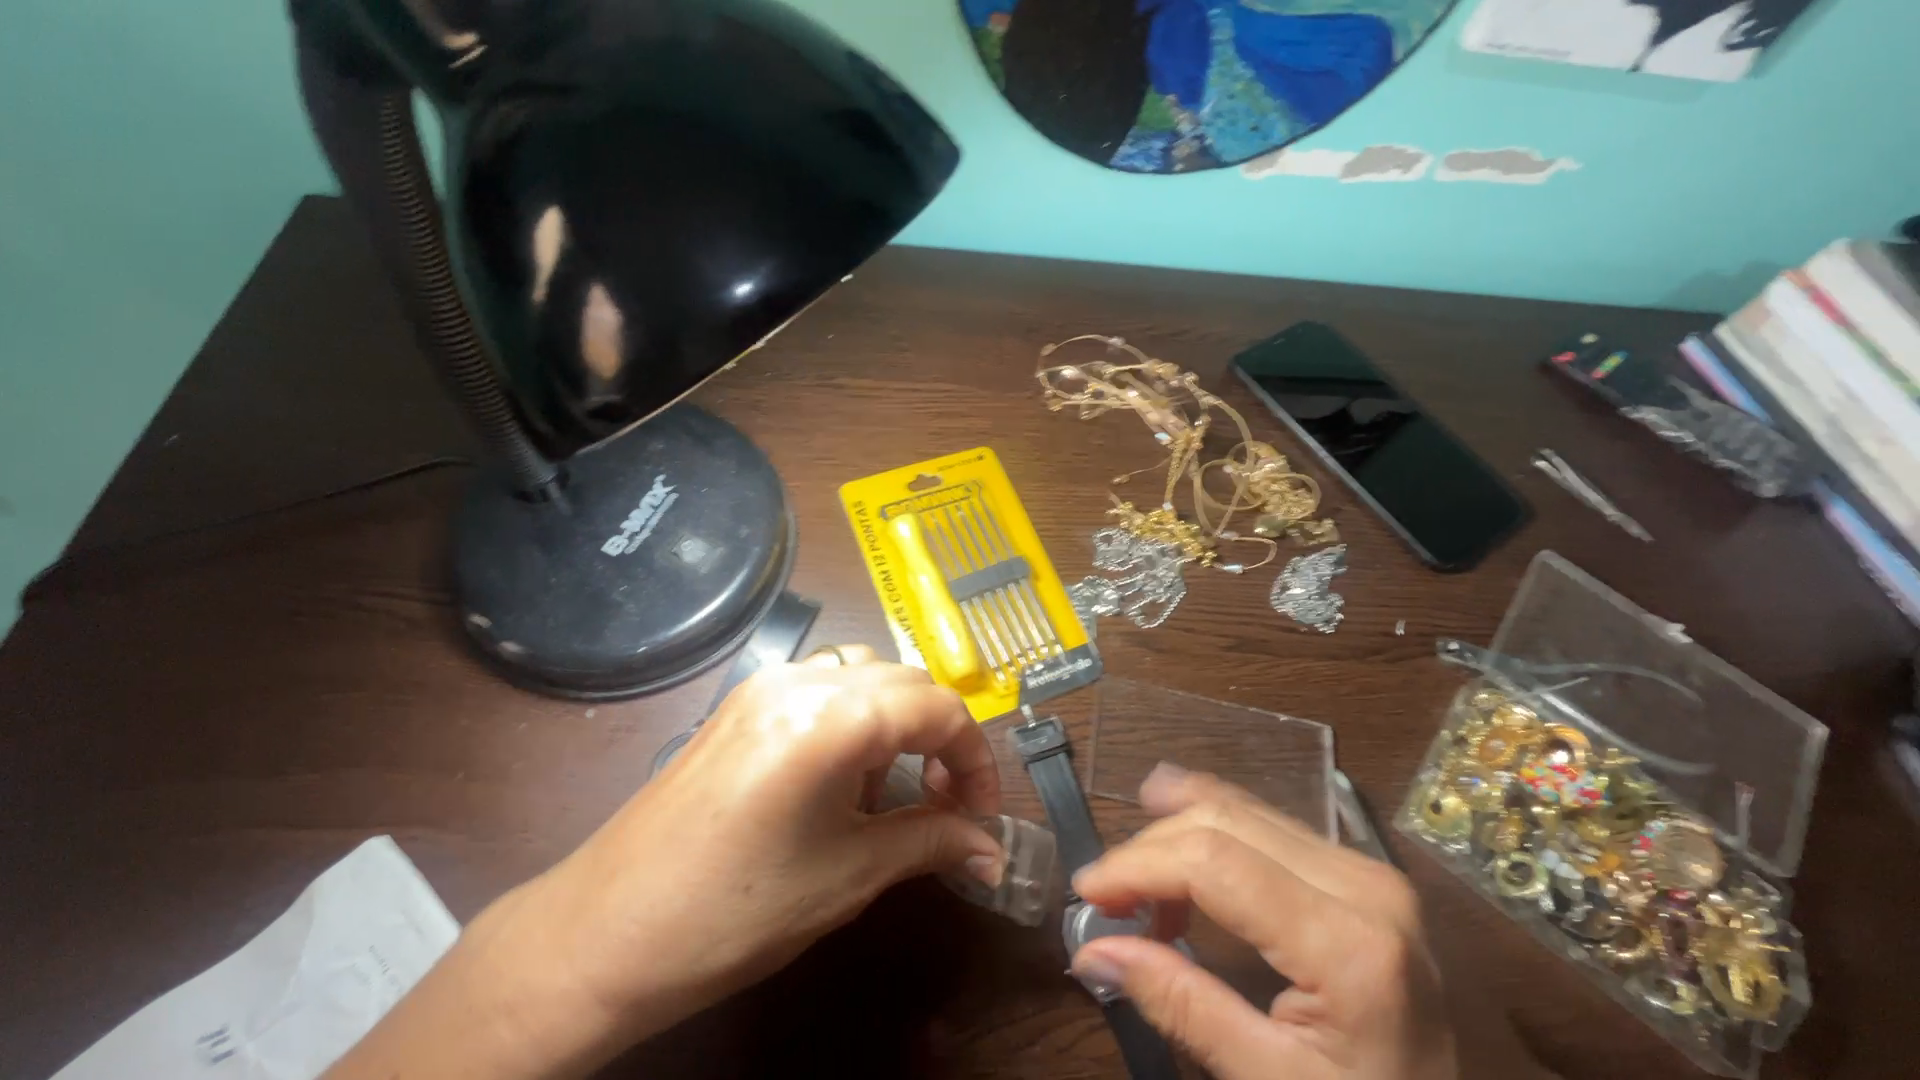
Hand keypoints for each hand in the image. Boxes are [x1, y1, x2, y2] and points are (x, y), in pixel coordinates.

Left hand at [326, 646, 1002, 1079]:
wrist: (605, 933)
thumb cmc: (737, 911)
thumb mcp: (849, 876)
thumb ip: (931, 843)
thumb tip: (991, 848)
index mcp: (830, 717)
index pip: (937, 708)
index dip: (975, 758)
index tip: (980, 814)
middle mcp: (798, 680)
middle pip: (903, 680)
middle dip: (939, 735)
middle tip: (946, 802)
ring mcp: (761, 687)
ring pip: (860, 675)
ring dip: (894, 721)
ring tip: (887, 791)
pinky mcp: (737, 706)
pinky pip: (818, 686)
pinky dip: (851, 718)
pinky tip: (839, 778)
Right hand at [1069, 765, 1456, 1079]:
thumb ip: (1183, 1006)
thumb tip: (1093, 950)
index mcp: (1348, 943)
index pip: (1214, 862)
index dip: (1137, 865)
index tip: (1087, 896)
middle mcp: (1363, 883)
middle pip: (1225, 823)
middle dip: (1149, 848)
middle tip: (1103, 896)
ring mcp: (1370, 871)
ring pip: (1244, 812)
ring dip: (1175, 833)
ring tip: (1130, 877)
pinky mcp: (1365, 873)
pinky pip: (1271, 826)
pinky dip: (1211, 832)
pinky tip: (1178, 844)